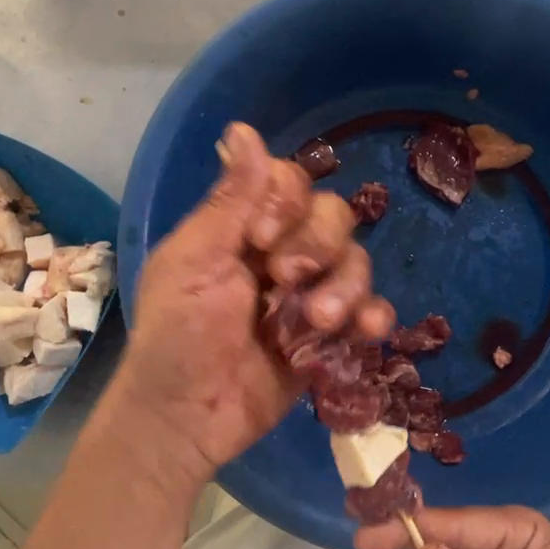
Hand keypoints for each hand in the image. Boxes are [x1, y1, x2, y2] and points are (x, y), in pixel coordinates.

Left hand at [106, 123, 394, 485]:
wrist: (186, 420)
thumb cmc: (176, 337)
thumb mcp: (193, 263)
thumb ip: (229, 202)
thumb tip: (242, 128)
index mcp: (243, 229)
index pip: (290, 184)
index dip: (286, 205)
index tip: (259, 240)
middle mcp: (281, 253)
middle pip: (333, 217)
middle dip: (318, 246)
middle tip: (286, 280)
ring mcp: (309, 296)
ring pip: (356, 262)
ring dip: (345, 286)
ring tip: (319, 323)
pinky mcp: (330, 339)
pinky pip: (369, 312)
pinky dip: (373, 317)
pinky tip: (366, 331)